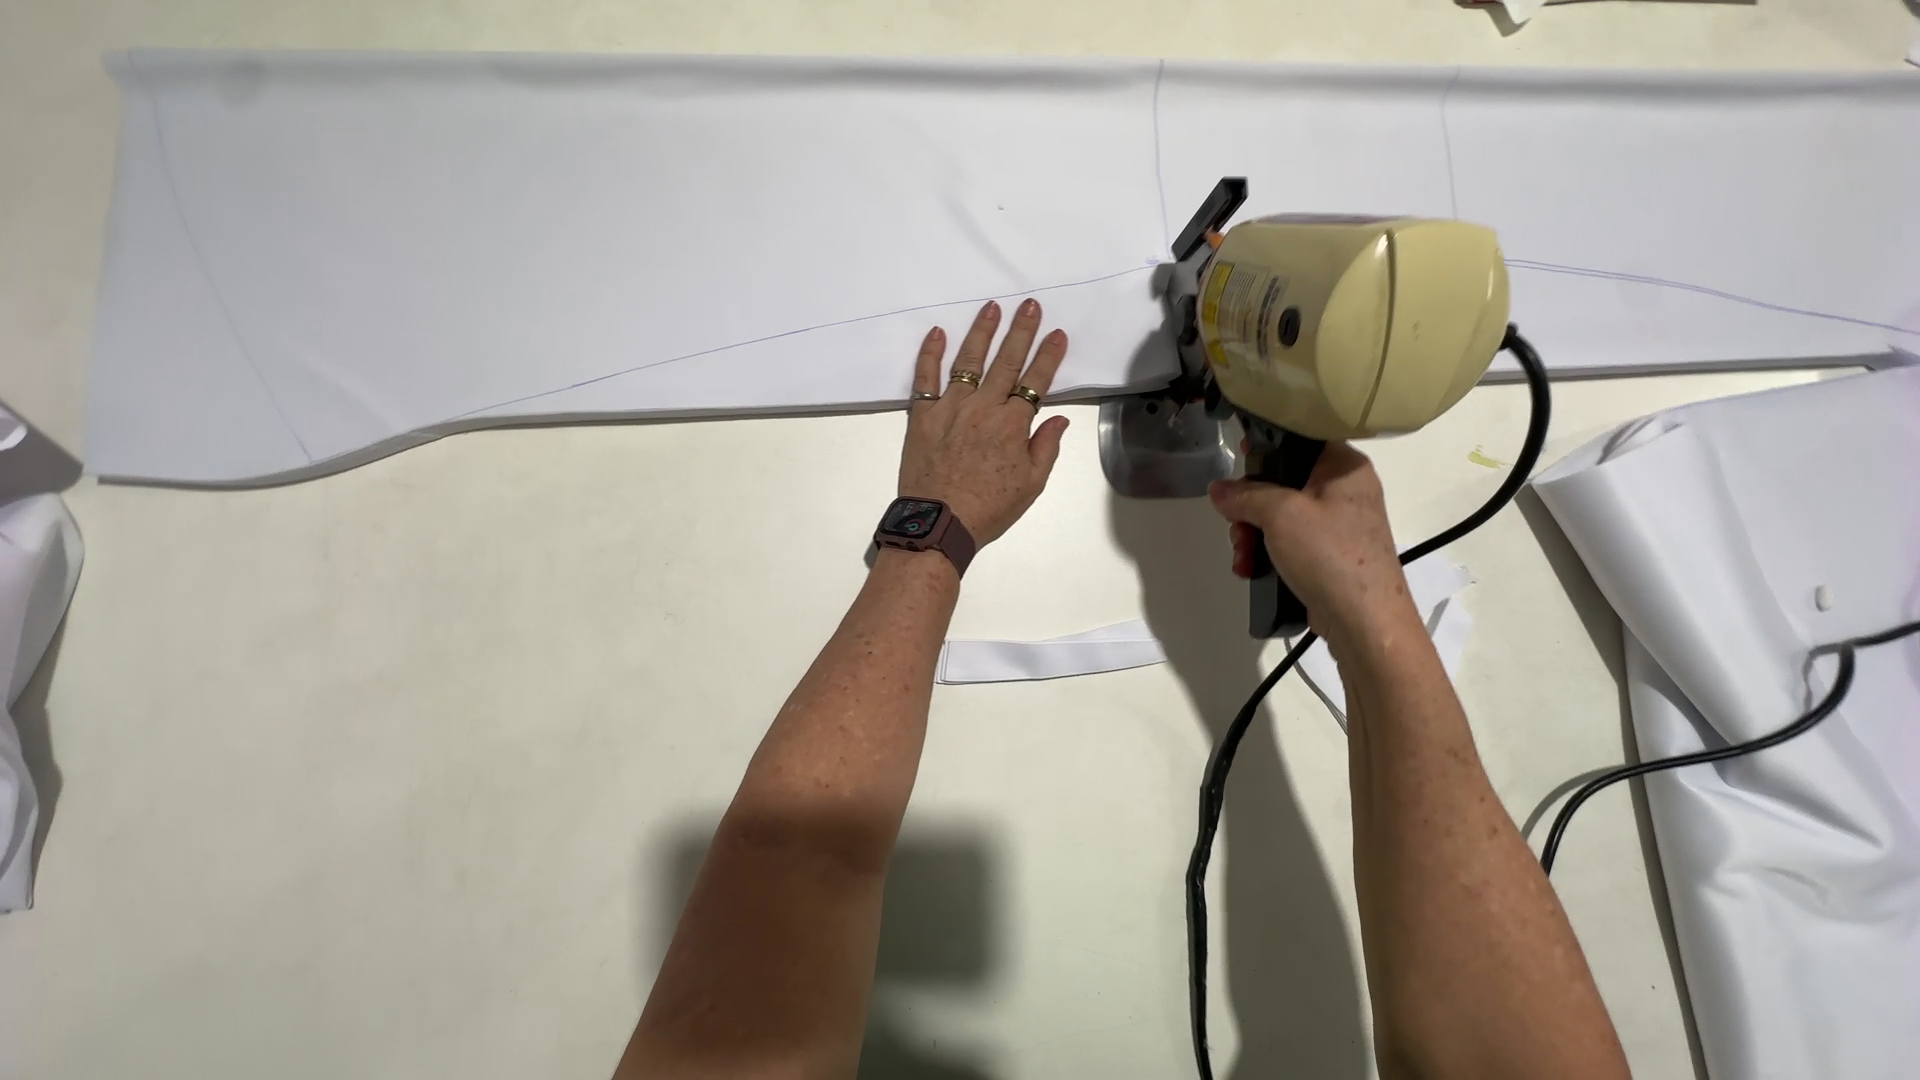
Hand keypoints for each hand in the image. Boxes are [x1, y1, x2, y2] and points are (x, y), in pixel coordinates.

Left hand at [898, 298, 1070, 546]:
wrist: (940, 522)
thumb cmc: (989, 508)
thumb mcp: (1031, 485)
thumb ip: (1045, 448)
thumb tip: (1058, 420)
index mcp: (1012, 425)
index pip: (1036, 382)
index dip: (1049, 357)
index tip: (1058, 334)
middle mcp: (983, 408)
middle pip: (1006, 362)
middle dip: (1021, 331)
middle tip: (1030, 305)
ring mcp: (950, 408)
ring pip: (968, 361)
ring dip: (982, 332)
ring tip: (991, 308)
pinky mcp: (922, 415)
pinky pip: (925, 378)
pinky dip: (930, 354)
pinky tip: (937, 332)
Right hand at [1207, 442, 1413, 638]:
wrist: (1363, 620)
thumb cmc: (1328, 554)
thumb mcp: (1280, 514)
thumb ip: (1245, 495)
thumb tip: (1218, 489)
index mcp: (1344, 467)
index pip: (1301, 439)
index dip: (1266, 446)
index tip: (1238, 459)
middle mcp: (1345, 491)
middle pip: (1282, 482)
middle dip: (1249, 507)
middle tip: (1237, 527)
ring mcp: (1337, 526)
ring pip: (1279, 516)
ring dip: (1252, 535)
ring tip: (1242, 558)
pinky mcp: (1328, 555)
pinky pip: (1288, 542)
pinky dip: (1266, 552)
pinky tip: (1250, 570)